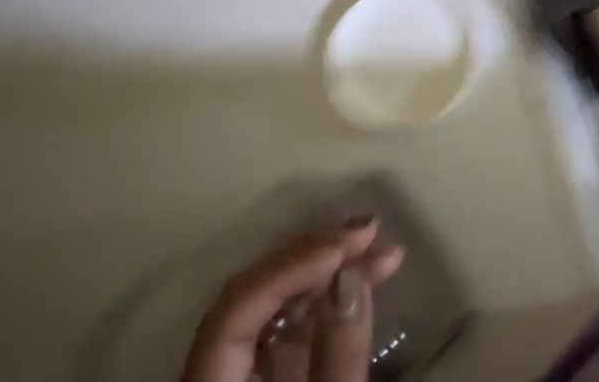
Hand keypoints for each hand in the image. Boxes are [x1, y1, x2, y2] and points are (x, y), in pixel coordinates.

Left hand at [182, 220, 404, 381]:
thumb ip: (336, 358)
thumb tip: (352, 277)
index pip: (236, 308)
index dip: (288, 269)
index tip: (345, 245)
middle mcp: (215, 367)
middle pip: (254, 295)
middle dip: (314, 257)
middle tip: (370, 229)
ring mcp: (243, 370)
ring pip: (278, 305)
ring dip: (331, 270)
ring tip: (383, 249)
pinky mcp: (270, 373)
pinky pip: (294, 324)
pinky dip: (330, 298)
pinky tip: (367, 277)